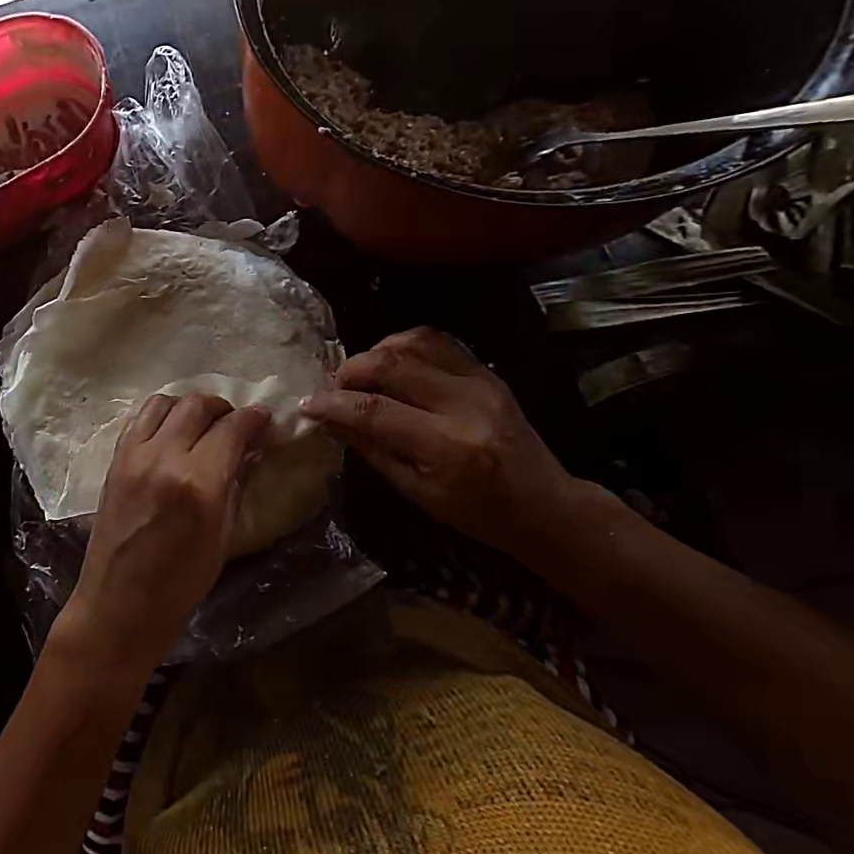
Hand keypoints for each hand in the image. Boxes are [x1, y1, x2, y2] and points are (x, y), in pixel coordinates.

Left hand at [55, 394, 270, 673]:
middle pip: (197, 406)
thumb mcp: (223, 536)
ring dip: (188, 406)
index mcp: (198, 483)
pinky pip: (137, 420)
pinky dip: (158, 416)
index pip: (232, 429)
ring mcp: (133, 456)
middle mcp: (163, 458)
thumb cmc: (181, 582)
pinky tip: (170, 432)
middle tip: (235, 422)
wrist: (120, 601)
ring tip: (202, 424)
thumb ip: (235, 484)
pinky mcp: (114, 460)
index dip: (254, 419)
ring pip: (163, 403)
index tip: (264, 418)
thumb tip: (249, 451)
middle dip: (223, 408)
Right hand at [301, 327, 593, 552]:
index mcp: (447, 446)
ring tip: (359, 374)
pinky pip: (436, 343)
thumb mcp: (415, 491)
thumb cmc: (476, 511)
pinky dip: (402, 347)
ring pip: (414, 342)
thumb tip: (327, 420)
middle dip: (350, 370)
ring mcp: (480, 382)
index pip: (375, 410)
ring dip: (375, 352)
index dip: (334, 404)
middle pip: (392, 364)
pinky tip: (389, 366)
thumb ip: (370, 449)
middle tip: (332, 387)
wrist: (545, 504)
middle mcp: (465, 404)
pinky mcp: (486, 372)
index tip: (308, 404)